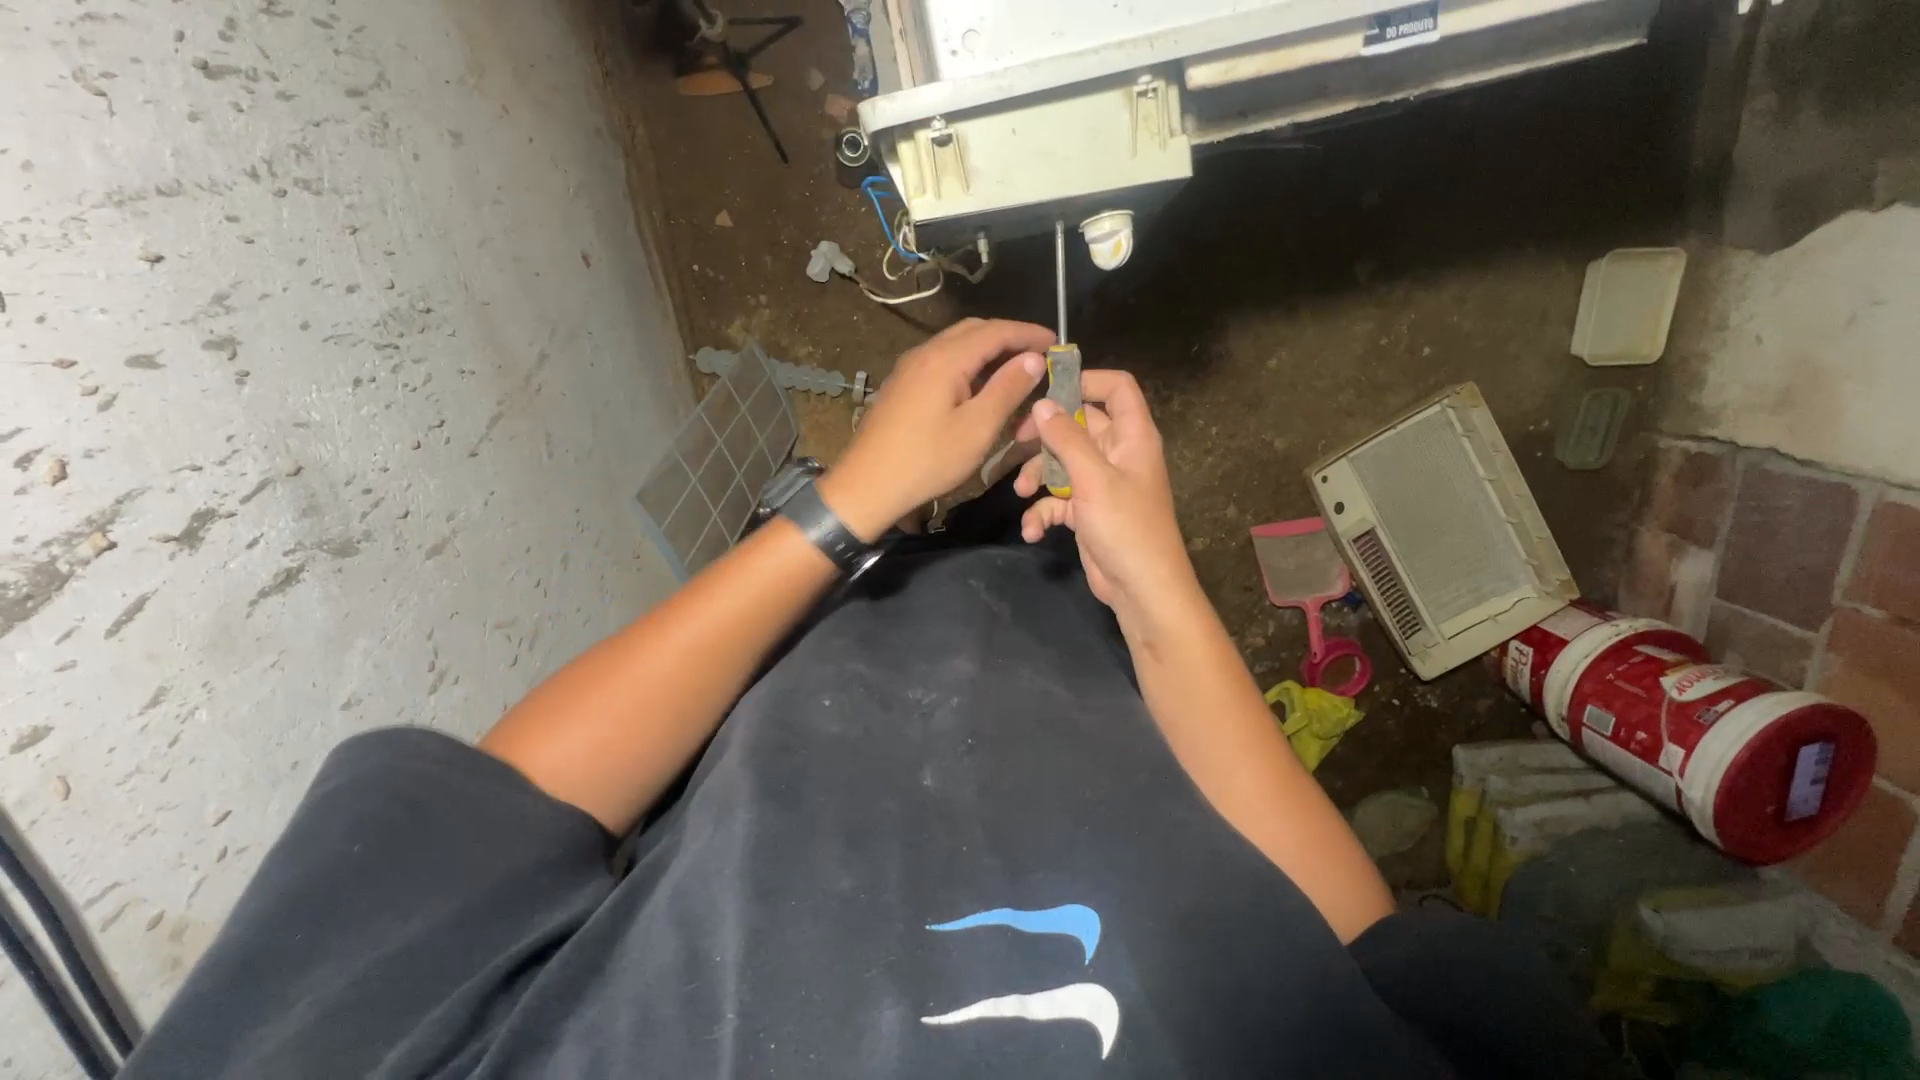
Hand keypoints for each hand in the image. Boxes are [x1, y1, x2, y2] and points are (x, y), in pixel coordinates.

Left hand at [817, 318, 1053, 540]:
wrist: (867, 485)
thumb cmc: (927, 460)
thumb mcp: (977, 428)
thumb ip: (1007, 388)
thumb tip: (1033, 358)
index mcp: (945, 358)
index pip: (996, 330)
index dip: (1029, 333)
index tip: (1056, 342)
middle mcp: (925, 353)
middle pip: (974, 330)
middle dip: (1009, 338)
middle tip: (1038, 355)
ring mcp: (910, 368)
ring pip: (956, 345)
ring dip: (988, 351)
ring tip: (1016, 371)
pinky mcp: (902, 386)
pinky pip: (942, 362)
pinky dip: (968, 365)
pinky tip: (980, 388)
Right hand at [1013, 371, 1199, 619]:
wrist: (1142, 589)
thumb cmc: (1126, 527)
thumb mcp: (1094, 479)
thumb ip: (1066, 438)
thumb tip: (1041, 404)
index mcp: (1132, 437)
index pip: (1117, 388)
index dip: (1086, 380)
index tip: (1048, 388)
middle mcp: (1119, 454)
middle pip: (1079, 425)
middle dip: (1046, 435)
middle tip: (1016, 441)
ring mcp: (1103, 484)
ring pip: (1063, 463)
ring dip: (1038, 476)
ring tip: (1020, 492)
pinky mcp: (1089, 512)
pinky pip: (1060, 500)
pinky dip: (1043, 512)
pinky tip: (1034, 530)